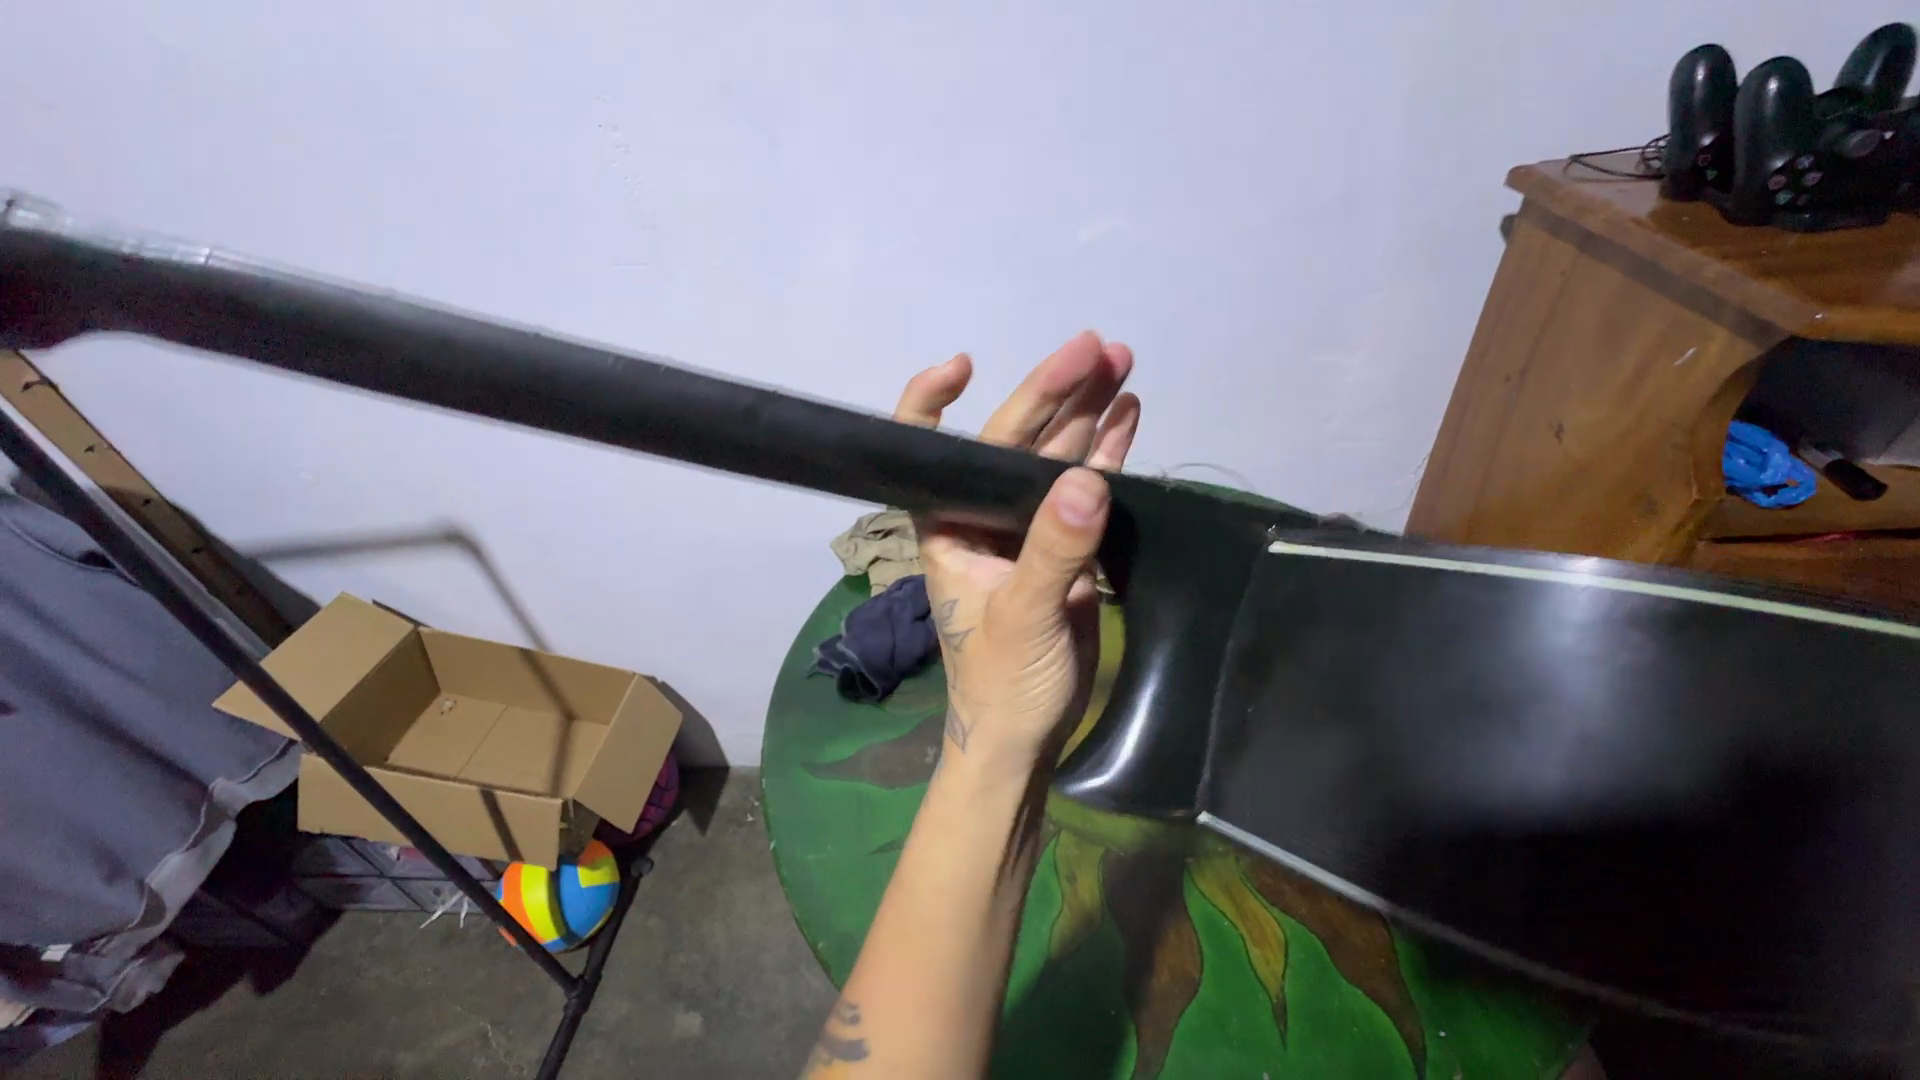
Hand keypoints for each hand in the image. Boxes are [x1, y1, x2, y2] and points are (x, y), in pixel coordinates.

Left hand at [892, 331, 1140, 776]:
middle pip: (1013, 440)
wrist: (1025, 735)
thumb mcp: (1021, 617)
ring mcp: (1026, 528)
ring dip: (1087, 412)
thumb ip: (1052, 551)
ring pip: (1055, 456)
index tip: (965, 364)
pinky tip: (1128, 415)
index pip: (925, 449)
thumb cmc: (1001, 682)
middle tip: (1098, 347)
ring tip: (1121, 363)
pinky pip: (1086, 490)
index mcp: (948, 525)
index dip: (934, 401)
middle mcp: (983, 516)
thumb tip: (1088, 479)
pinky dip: (1107, 453)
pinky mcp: (1064, 546)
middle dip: (1052, 391)